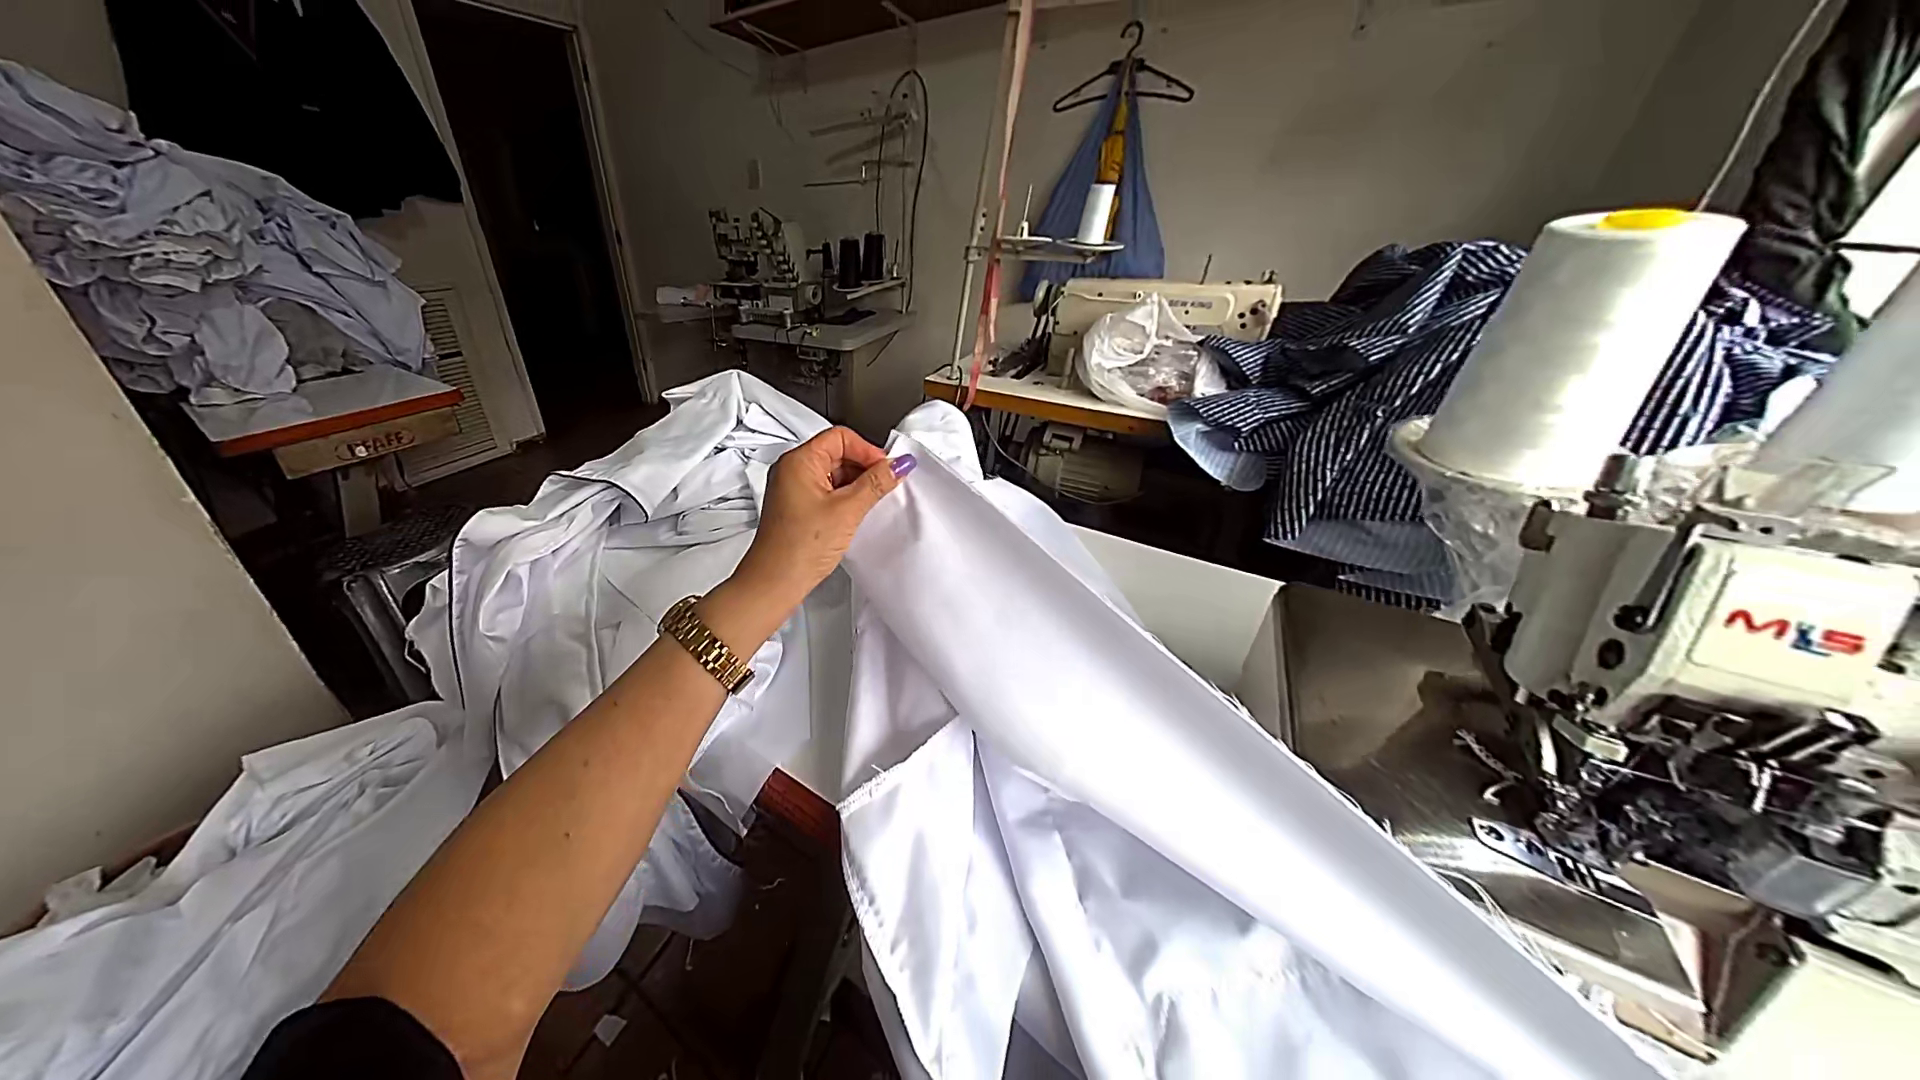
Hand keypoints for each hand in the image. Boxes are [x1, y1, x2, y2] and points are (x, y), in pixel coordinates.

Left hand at [730, 427, 915, 613]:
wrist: (776, 582)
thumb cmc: (797, 548)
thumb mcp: (847, 510)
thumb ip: (876, 483)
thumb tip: (897, 465)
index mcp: (798, 461)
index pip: (841, 437)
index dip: (868, 451)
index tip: (886, 469)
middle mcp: (792, 470)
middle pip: (838, 453)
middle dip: (864, 467)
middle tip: (884, 485)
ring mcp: (793, 489)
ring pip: (834, 473)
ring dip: (856, 484)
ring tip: (870, 504)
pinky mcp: (798, 507)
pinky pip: (827, 491)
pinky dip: (845, 498)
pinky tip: (856, 515)